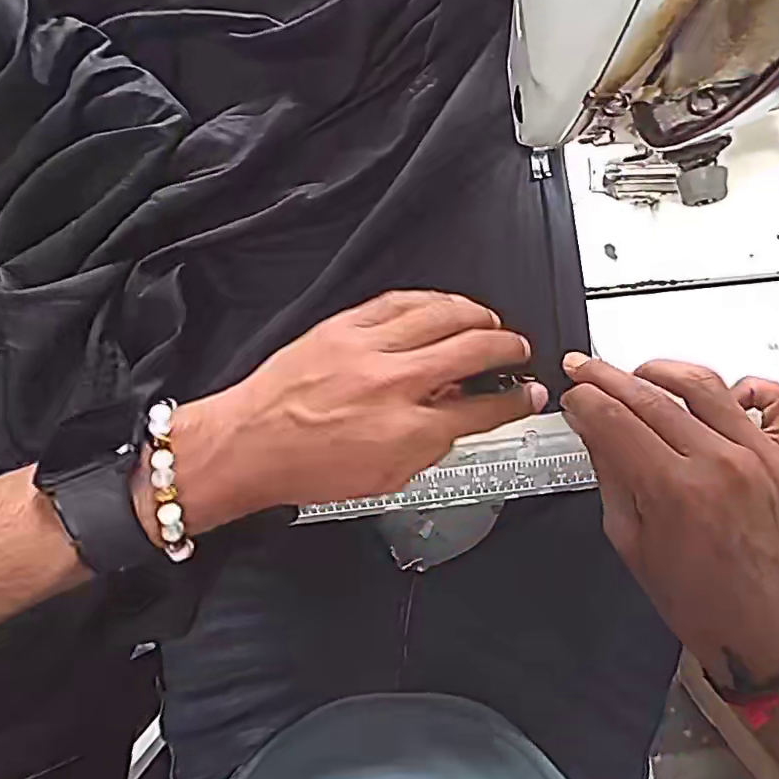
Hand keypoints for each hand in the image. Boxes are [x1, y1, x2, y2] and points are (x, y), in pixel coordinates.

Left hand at [147, 291, 546, 534]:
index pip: (483, 410)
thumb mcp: (384, 478)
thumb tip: (461, 418)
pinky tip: (442, 304)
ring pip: (441, 315)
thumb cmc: (307, 467)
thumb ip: (433, 447)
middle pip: (473, 350)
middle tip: (518, 350)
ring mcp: (369, 349)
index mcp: (407, 430)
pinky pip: (399, 301)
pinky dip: (430, 301)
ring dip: (477, 315)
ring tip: (490, 321)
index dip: (516, 401)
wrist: (249, 442)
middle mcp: (394, 384)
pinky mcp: (345, 327)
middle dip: (509, 348)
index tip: (528, 394)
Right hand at [561, 353, 778, 684]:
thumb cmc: (699, 599)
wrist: (765, 633)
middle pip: (649, 394)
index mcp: (674, 492)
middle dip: (606, 376)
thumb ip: (609, 472)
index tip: (574, 395)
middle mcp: (720, 466)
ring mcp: (761, 458)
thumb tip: (591, 425)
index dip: (584, 398)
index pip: (614, 418)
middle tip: (587, 370)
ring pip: (705, 383)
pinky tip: (729, 393)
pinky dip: (755, 386)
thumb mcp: (629, 538)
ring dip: (662, 369)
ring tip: (640, 375)